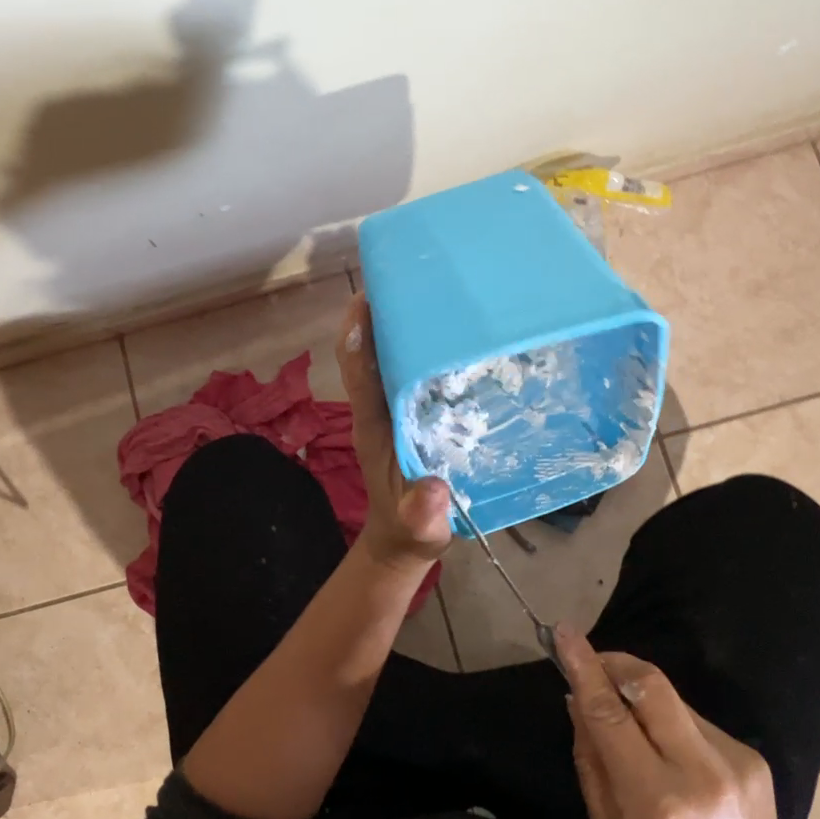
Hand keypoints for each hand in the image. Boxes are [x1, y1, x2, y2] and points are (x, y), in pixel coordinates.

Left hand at [335, 295, 452, 572]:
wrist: (404, 540)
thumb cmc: (410, 530)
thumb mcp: (418, 527)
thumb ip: (422, 513)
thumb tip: (432, 491)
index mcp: (375, 424)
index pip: (359, 371)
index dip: (359, 334)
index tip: (370, 295)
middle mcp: (381, 408)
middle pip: (374, 352)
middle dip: (384, 315)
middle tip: (417, 278)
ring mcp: (396, 410)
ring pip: (393, 358)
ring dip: (405, 326)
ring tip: (439, 293)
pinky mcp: (414, 415)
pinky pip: (414, 373)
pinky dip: (426, 350)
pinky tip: (460, 337)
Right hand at [559, 625, 783, 818]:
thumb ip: (591, 763)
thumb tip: (577, 700)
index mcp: (659, 801)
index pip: (610, 714)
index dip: (583, 667)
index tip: (563, 632)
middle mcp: (703, 772)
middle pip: (652, 686)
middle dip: (616, 662)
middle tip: (591, 659)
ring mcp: (737, 762)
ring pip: (675, 701)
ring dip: (643, 699)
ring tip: (628, 723)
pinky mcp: (757, 759)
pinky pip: (699, 723)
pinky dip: (672, 724)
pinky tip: (668, 752)